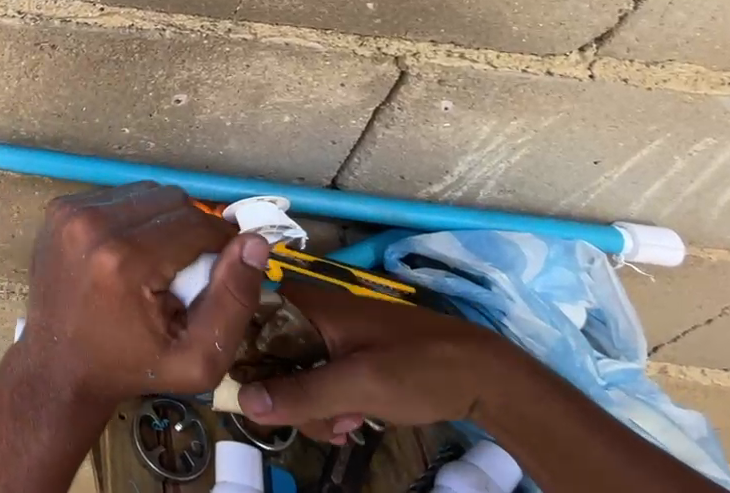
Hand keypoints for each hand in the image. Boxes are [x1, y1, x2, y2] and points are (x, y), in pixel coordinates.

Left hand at [18, 182, 272, 408]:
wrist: (59, 365)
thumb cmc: (131, 365)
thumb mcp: (198, 358)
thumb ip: (234, 300)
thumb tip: (255, 242)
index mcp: (125, 259)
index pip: (196, 223)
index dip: (220, 241)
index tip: (223, 265)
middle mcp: (93, 224)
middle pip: (171, 200)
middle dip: (192, 228)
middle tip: (190, 267)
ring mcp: (71, 212)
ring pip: (146, 192)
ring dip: (163, 219)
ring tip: (159, 259)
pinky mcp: (60, 208)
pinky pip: (117, 195)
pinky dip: (133, 216)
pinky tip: (129, 250)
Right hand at [237, 282, 522, 440]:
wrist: (485, 376)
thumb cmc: (419, 368)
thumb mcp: (359, 386)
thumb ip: (302, 394)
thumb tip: (243, 403)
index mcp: (304, 303)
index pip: (247, 319)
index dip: (243, 356)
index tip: (255, 393)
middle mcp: (309, 311)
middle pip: (269, 352)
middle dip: (288, 394)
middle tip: (318, 422)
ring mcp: (330, 333)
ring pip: (294, 370)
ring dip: (312, 405)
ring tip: (344, 426)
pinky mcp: (348, 352)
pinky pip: (319, 376)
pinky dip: (330, 402)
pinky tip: (352, 421)